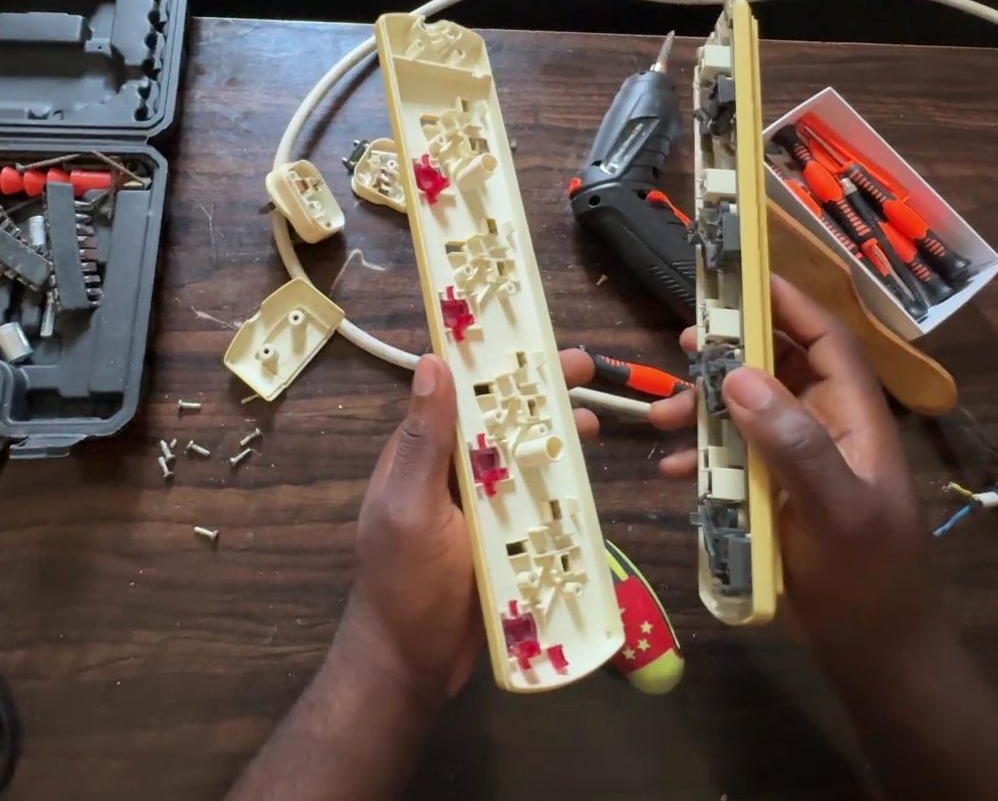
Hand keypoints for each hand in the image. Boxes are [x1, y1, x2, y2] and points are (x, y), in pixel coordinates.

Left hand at [341, 353, 600, 703]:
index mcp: (422, 452)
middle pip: (497, 416)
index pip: (457, 389)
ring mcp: (478, 501)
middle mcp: (450, 468)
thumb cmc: (405, 583)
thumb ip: (422, 441)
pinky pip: (532, 494)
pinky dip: (557, 477)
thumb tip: (432, 362)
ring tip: (592, 416)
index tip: (528, 335)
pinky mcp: (502, 531)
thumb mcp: (409, 508)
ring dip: (553, 431)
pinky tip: (584, 472)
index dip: (491, 360)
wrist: (412, 663)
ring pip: (519, 452)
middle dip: (536, 390)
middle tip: (585, 367)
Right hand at [645, 276, 949, 682]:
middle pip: (778, 369)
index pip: (827, 344)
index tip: (745, 277)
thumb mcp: (833, 510)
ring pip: (748, 411)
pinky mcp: (774, 492)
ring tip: (663, 418)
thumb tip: (739, 376)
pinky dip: (702, 454)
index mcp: (854, 422)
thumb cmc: (867, 583)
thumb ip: (792, 442)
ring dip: (704, 408)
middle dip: (731, 354)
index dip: (791, 305)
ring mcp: (798, 463)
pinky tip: (673, 467)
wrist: (875, 659)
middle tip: (686, 346)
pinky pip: (732, 456)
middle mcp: (826, 431)